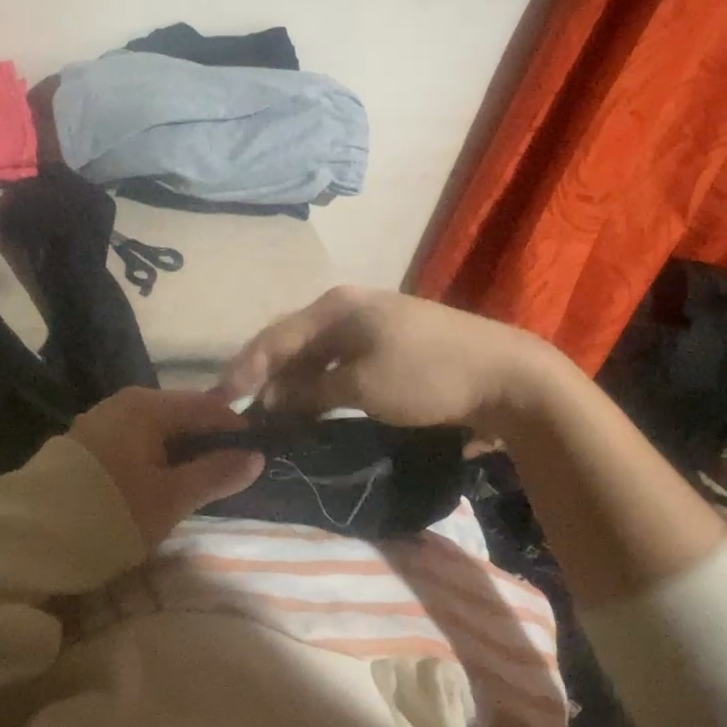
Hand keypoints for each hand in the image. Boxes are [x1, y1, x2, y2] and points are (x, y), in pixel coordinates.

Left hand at [69, 387, 264, 545]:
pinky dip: (155, 460)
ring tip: (198, 487)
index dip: (236, 430)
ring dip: (181, 455)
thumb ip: (215, 474)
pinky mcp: (86, 446)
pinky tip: (160, 486)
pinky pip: (135, 443)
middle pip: (181, 416)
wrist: (31, 539)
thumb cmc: (111, 513)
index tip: (257, 458)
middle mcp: (123, 403)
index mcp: (147, 406)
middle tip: (230, 477)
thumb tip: (256, 456)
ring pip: (157, 432)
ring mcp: (101, 422)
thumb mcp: (171, 499)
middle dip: (208, 443)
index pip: (207, 407)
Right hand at [219, 286, 569, 433]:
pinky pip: (339, 366)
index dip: (243, 370)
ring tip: (272, 419)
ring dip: (293, 386)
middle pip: (292, 344)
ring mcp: (371, 328)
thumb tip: (273, 400)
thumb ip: (311, 391)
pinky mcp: (389, 349)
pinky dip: (320, 388)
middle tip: (243, 415)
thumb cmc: (427, 374)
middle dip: (266, 378)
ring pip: (316, 357)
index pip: (274, 337)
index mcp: (336, 307)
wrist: (506, 376)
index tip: (220, 403)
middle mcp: (348, 310)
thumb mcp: (362, 385)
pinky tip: (311, 410)